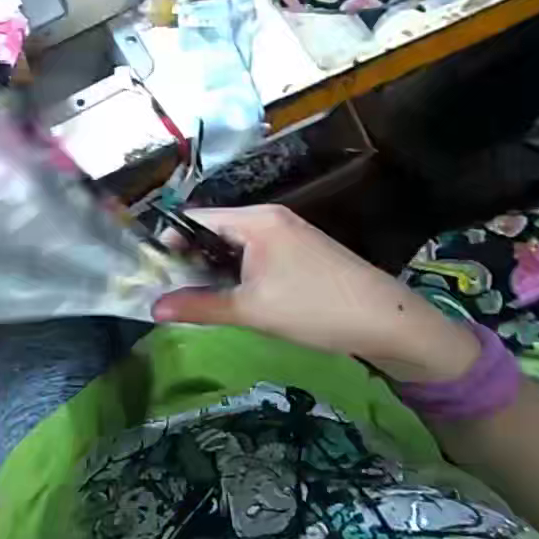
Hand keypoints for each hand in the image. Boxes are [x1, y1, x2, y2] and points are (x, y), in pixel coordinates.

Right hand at [153, 205, 479, 382]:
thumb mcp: (250, 310)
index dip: (170, 242)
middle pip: (214, 230)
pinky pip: (256, 254)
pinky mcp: (301, 250)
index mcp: (256, 221)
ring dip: (215, 268)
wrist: (386, 320)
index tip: (154, 272)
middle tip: (173, 291)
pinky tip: (236, 297)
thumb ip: (198, 306)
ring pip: (235, 245)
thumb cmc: (313, 308)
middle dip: (191, 259)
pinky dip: (238, 272)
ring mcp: (288, 233)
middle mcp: (270, 218)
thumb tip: (153, 309)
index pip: (196, 219)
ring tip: (199, 298)